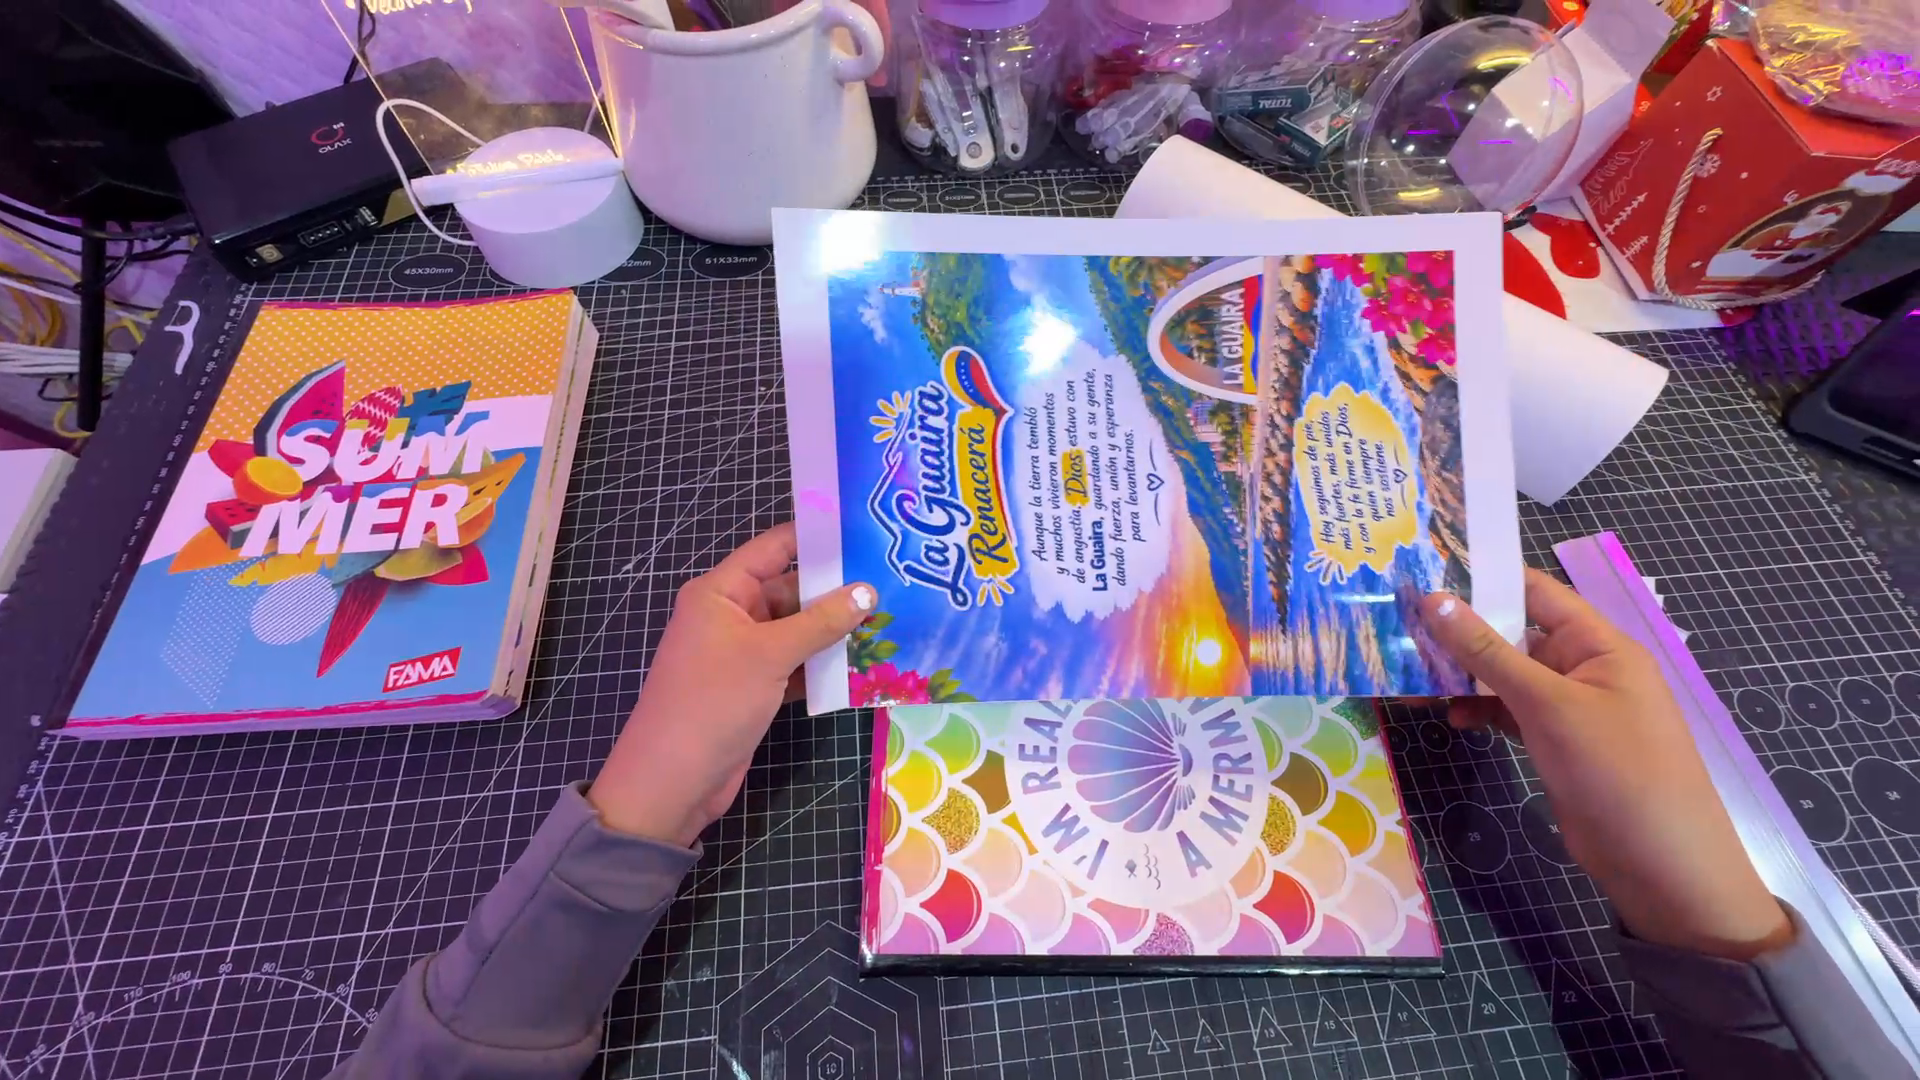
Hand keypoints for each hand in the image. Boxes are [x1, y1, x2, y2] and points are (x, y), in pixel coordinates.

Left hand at [589, 524, 873, 847]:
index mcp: (721, 592)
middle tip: (891, 581)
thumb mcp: (770, 655)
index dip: (817, 537)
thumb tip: (868, 590)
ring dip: (835, 630)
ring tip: (890, 618)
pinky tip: (866, 662)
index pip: (774, 548)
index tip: (864, 529)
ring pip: (799, 629)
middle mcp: (732, 614)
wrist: (673, 783)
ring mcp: (744, 652)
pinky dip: (824, 664)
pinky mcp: (756, 685)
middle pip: (792, 590)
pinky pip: (797, 662)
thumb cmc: (713, 702)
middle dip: (837, 590)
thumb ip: (821, 621)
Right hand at [1420, 570, 1792, 961]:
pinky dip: (1477, 708)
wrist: (1662, 867)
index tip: (1421, 572)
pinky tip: (1450, 717)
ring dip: (1461, 673)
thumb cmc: (1616, 772)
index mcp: (1599, 645)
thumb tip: (1432, 600)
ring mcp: (1569, 705)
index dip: (1482, 578)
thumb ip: (1488, 652)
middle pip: (1511, 632)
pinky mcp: (1554, 738)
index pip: (1536, 592)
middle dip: (1458, 630)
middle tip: (1398, 624)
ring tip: (1410, 674)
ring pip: (1502, 672)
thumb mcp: (1547, 706)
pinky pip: (1505, 708)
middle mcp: (1584, 666)